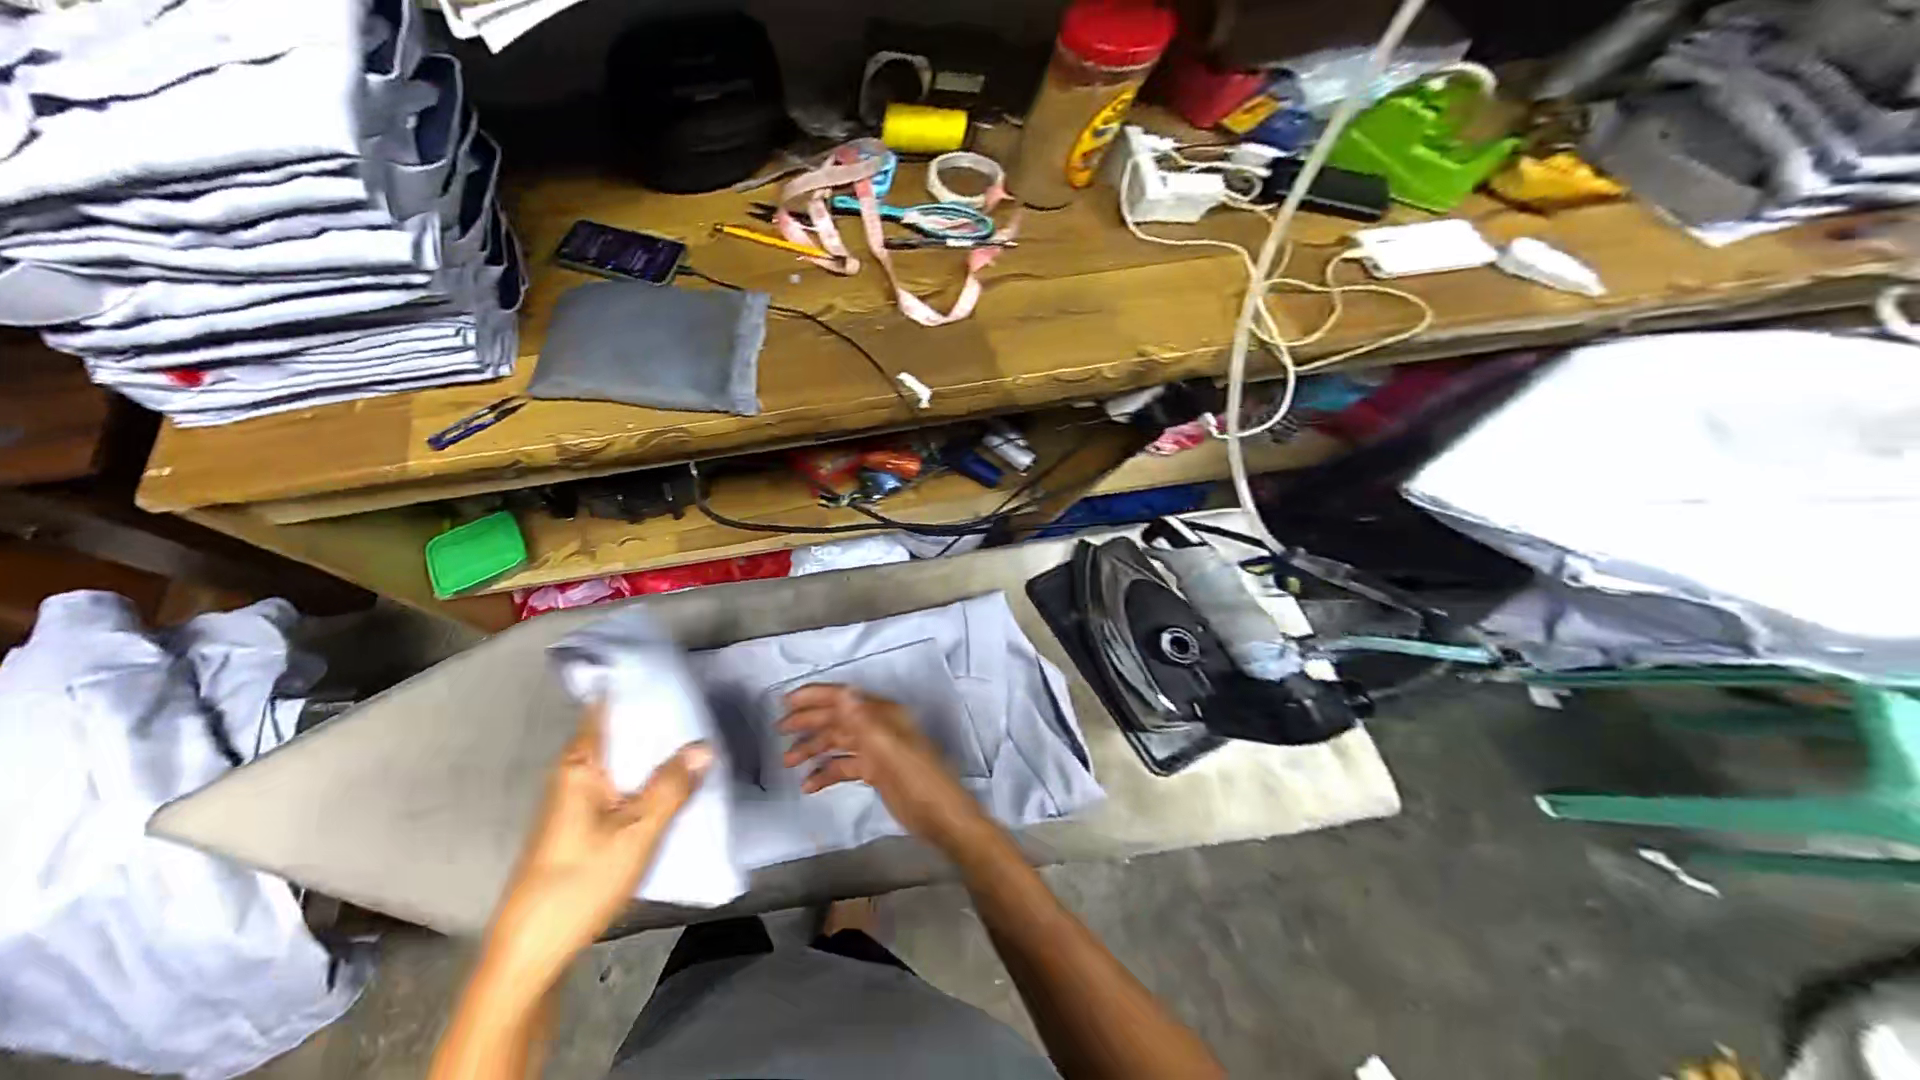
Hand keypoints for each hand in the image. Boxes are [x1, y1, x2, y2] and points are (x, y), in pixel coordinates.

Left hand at [480, 703, 710, 999]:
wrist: (531, 953)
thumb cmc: (579, 884)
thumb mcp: (636, 834)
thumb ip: (671, 787)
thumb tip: (704, 745)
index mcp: (580, 766)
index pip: (606, 708)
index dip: (637, 688)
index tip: (673, 674)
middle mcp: (574, 775)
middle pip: (619, 735)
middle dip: (658, 722)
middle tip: (703, 707)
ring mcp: (577, 802)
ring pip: (624, 764)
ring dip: (656, 754)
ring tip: (700, 742)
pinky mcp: (584, 827)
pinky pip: (623, 788)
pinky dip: (648, 781)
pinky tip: (677, 787)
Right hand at [778, 684, 988, 849]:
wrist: (942, 817)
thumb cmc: (918, 780)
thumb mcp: (888, 749)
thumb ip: (863, 721)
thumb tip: (842, 692)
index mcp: (884, 715)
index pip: (844, 697)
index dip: (815, 696)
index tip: (785, 701)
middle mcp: (879, 727)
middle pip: (837, 718)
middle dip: (808, 723)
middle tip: (779, 731)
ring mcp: (877, 750)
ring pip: (838, 743)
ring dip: (813, 750)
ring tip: (787, 762)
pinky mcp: (875, 772)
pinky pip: (845, 767)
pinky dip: (826, 774)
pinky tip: (809, 786)